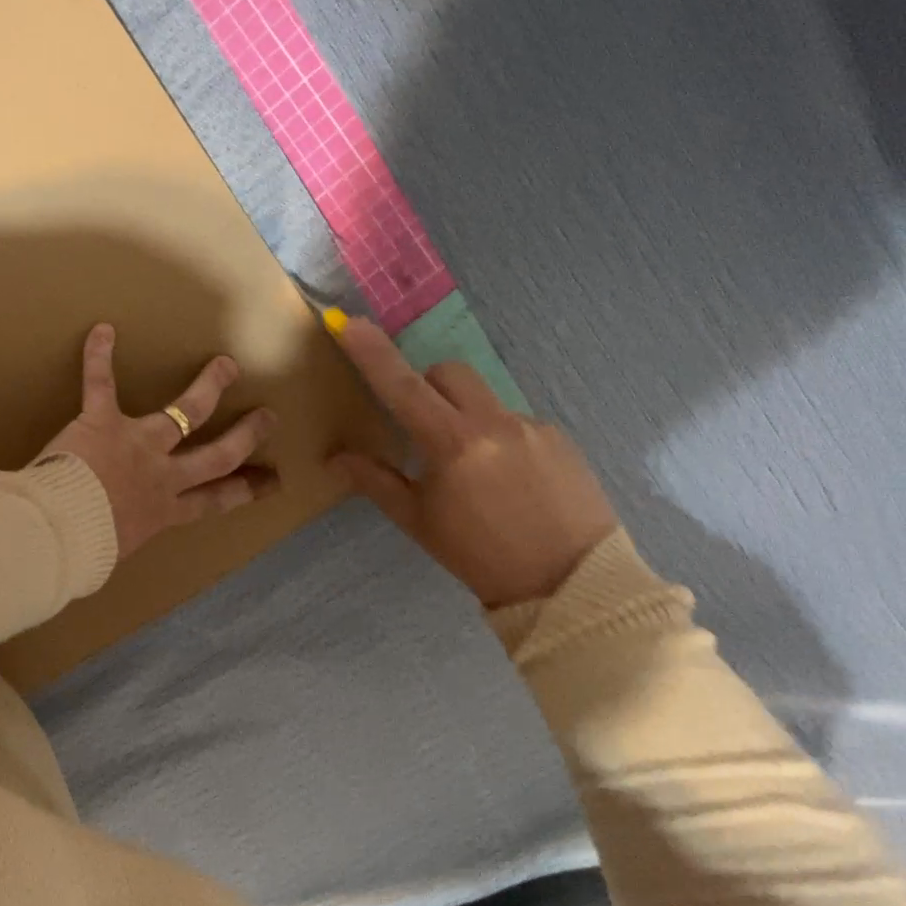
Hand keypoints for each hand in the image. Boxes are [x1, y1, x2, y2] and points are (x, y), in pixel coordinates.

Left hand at [41, 324, 277, 559]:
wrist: (62, 530)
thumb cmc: (81, 549)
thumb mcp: (108, 553)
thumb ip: (116, 539)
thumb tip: (101, 548)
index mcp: (163, 512)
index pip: (213, 501)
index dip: (244, 489)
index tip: (271, 480)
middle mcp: (162, 476)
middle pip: (217, 453)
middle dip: (246, 435)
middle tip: (266, 417)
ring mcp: (139, 445)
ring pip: (186, 411)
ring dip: (208, 386)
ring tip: (225, 366)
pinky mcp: (103, 423)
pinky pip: (101, 384)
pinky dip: (98, 357)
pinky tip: (103, 330)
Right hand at [327, 316, 616, 608]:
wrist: (569, 581)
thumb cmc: (477, 554)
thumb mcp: (416, 520)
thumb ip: (376, 480)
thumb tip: (337, 458)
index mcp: (453, 445)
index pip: (403, 387)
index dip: (373, 355)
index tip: (350, 324)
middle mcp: (495, 424)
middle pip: (449, 374)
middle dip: (425, 385)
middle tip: (415, 425)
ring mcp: (533, 427)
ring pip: (482, 400)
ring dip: (461, 418)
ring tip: (469, 473)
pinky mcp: (560, 439)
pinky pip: (514, 423)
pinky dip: (496, 439)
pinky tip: (505, 482)